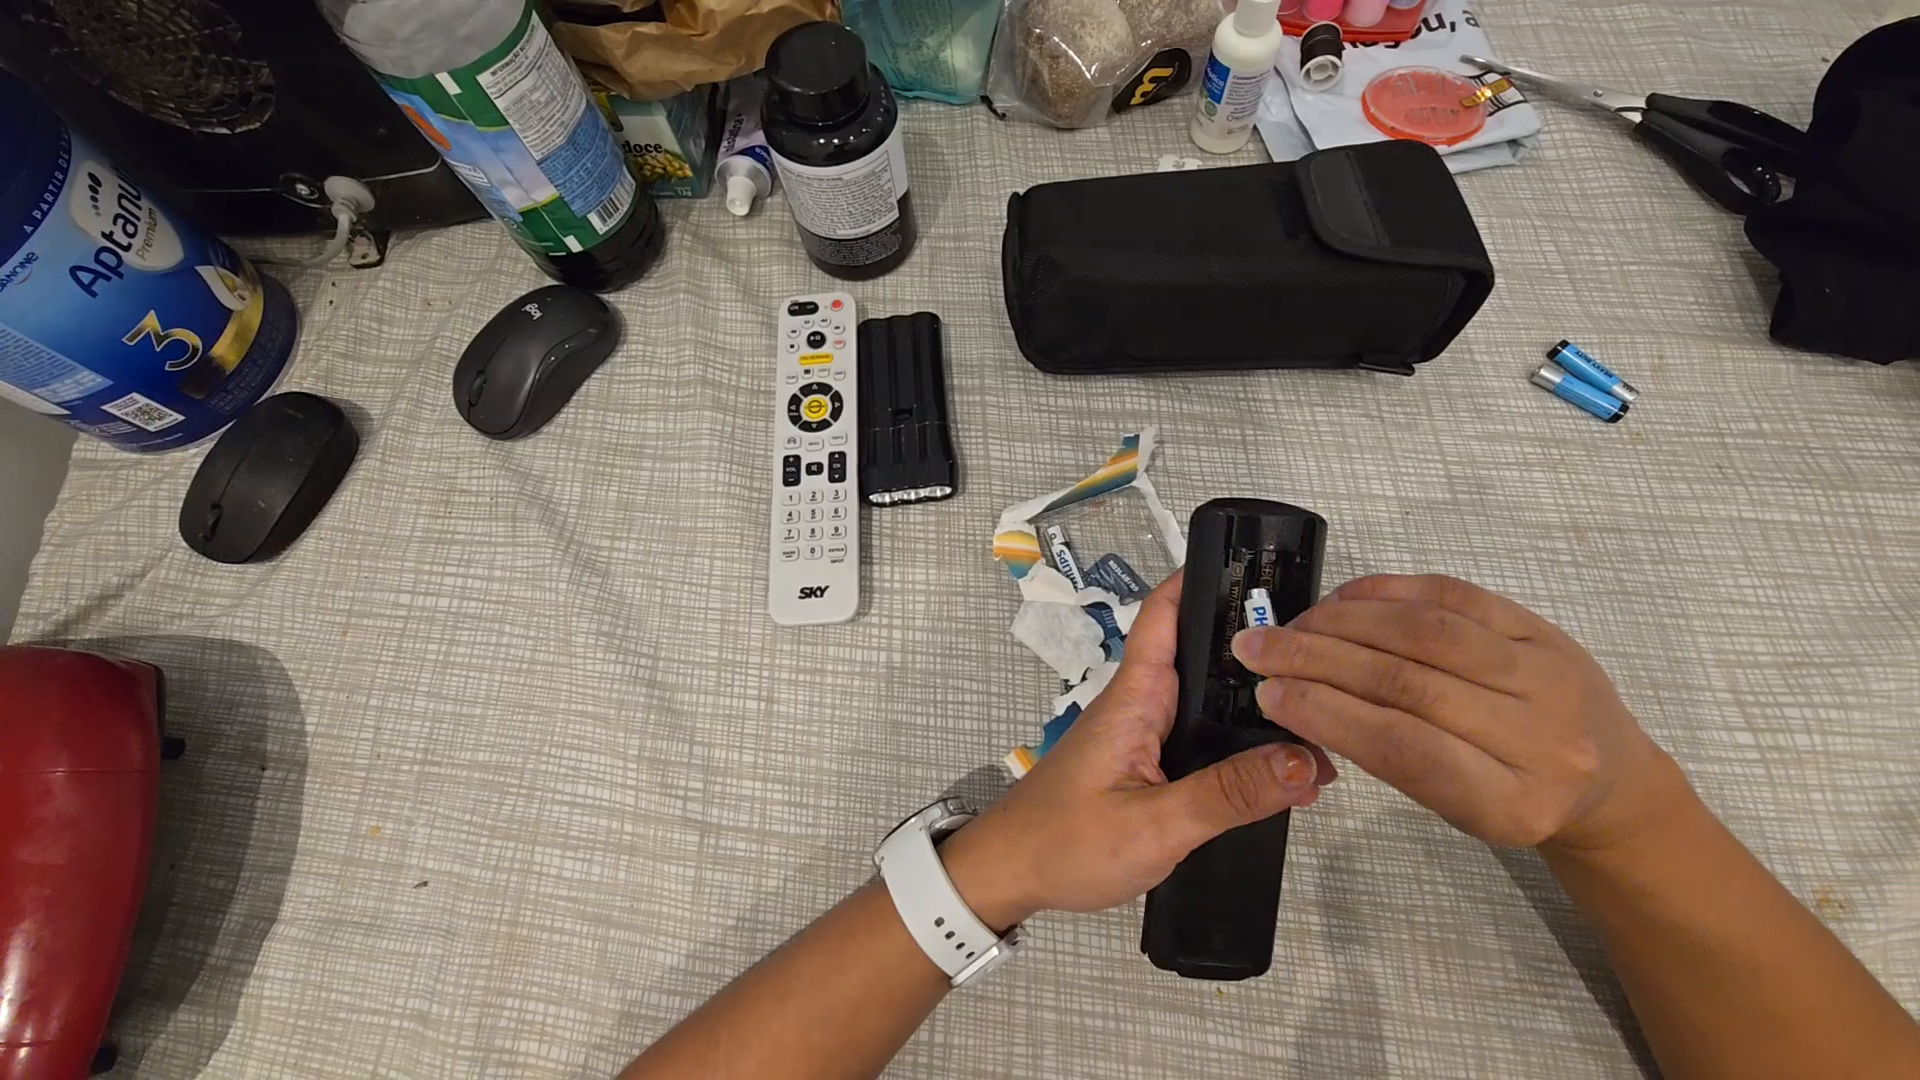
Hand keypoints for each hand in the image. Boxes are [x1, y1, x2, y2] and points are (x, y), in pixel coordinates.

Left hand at [941, 571, 1335, 929]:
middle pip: (1201, 656)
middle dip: (1255, 649)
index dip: (1202, 582)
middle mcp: (1141, 704)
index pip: (1165, 616)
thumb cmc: (1066, 842)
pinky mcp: (1147, 765)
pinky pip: (1203, 741)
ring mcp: (1144, 734)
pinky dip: (1241, 747)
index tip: (1260, 568)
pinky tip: (1284, 767)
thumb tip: (1304, 758)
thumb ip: (1228, 794)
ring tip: (1325, 714)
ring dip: (1255, 705)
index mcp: (1134, 697)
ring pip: (1208, 702)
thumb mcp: (1155, 825)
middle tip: (1326, 652)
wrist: (1012, 874)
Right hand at [1231, 574, 1686, 852]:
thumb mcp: (1450, 804)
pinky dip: (1385, 591)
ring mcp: (1548, 674)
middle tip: (1254, 647)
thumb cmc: (1508, 797)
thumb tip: (1292, 693)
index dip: (1328, 716)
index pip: (1406, 750)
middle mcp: (1541, 738)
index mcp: (1511, 802)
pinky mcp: (1542, 628)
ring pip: (1427, 632)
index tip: (1267, 694)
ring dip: (1342, 621)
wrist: (1605, 779)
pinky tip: (1341, 598)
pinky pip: (1453, 595)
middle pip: (1410, 684)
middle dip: (1316, 660)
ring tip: (1290, 624)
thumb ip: (1381, 752)